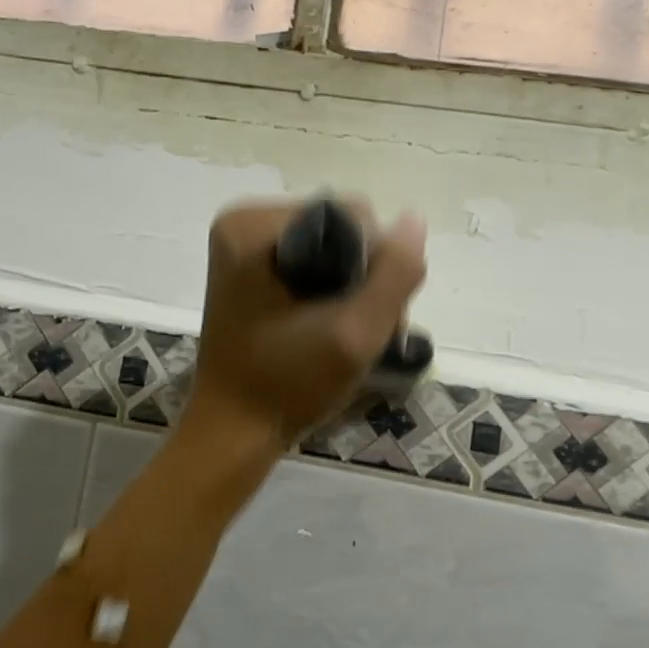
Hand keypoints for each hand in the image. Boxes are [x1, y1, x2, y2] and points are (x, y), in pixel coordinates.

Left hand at [187, 197, 427, 447]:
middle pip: (339, 228)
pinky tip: (328, 327)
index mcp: (252, 225)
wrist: (234, 432)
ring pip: (330, 246)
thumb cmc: (288, 384)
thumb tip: (414, 219)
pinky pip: (310, 261)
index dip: (374, 262)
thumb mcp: (353, 334)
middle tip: (358, 331)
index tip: (363, 315)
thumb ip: (394, 275)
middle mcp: (242, 222)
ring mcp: (243, 245)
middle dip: (362, 275)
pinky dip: (330, 290)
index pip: (349, 215)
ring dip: (351, 286)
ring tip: (344, 335)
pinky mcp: (248, 268)